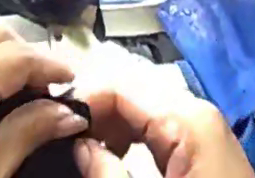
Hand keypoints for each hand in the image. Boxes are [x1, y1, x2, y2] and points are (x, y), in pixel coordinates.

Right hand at [72, 89, 254, 177]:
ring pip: (143, 107)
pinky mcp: (202, 148)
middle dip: (96, 110)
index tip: (52, 119)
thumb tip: (79, 143)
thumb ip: (109, 175)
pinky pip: (158, 127)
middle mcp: (195, 110)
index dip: (84, 99)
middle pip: (133, 91)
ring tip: (81, 146)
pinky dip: (131, 135)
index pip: (122, 86)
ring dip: (110, 123)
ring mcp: (202, 128)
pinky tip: (110, 154)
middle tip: (60, 134)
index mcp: (186, 118)